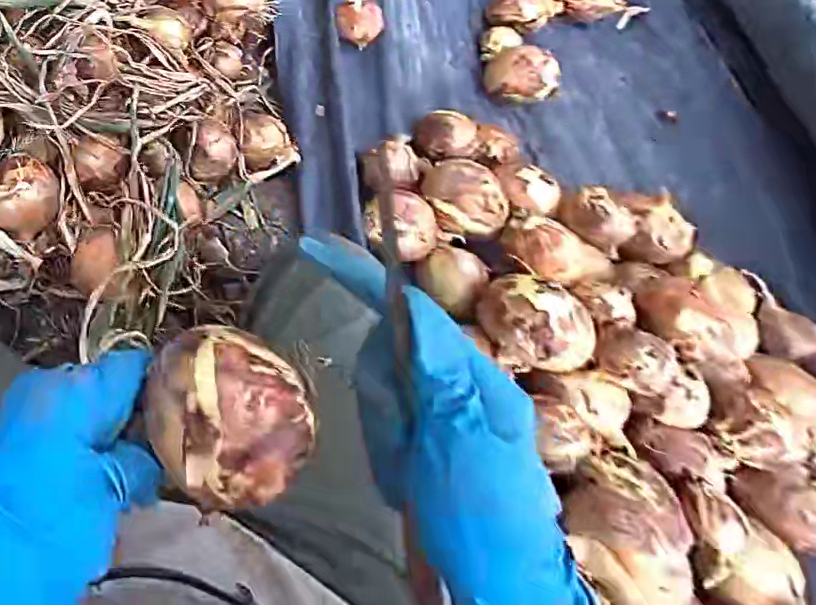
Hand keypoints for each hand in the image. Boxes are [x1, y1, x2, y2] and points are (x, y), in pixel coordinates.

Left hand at [0, 351, 163, 604]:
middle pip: (110, 385)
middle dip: (136, 416)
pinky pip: (62, 423)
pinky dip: (82, 444)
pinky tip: (97, 478)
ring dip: (109, 434)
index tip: (184, 410)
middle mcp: (49, 385)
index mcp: (75, 388)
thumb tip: (159, 446)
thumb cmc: (46, 526)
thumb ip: (139, 459)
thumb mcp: (108, 495)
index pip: (134, 365)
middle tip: (159, 452)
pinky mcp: (12, 432)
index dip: (163, 384)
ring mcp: (26, 406)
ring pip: (87, 407)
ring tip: (130, 473)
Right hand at [298, 235, 587, 604]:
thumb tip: (410, 302)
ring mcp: (438, 416)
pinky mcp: (421, 442)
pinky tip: (407, 486)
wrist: (499, 599)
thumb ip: (437, 369)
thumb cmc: (487, 522)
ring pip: (379, 389)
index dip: (364, 276)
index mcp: (475, 377)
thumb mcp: (464, 442)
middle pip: (386, 349)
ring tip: (411, 476)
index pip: (410, 308)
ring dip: (385, 434)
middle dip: (383, 397)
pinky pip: (381, 425)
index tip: (317, 246)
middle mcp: (456, 386)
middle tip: (403, 445)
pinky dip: (384, 454)